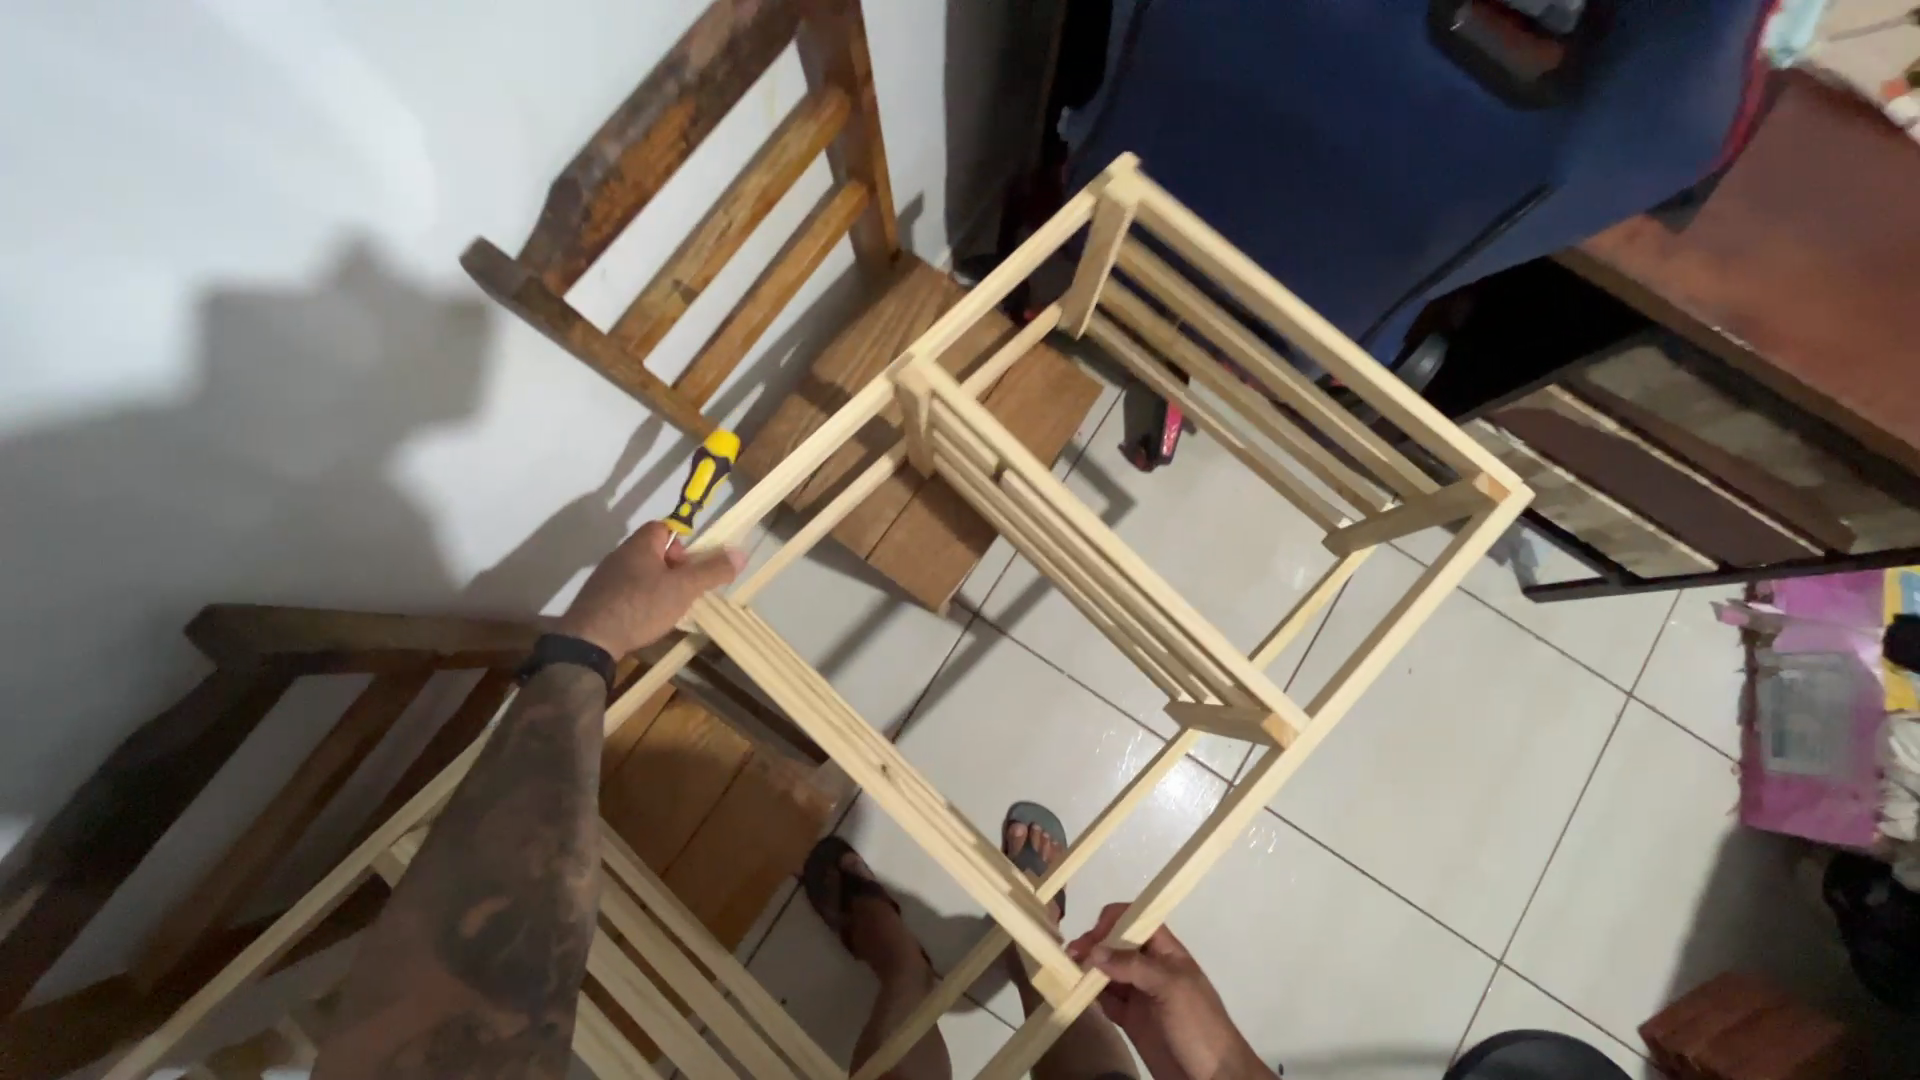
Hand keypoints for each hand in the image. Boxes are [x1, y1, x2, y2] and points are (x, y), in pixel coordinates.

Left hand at [555, 521, 744, 656]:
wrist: (589, 641)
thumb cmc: (640, 606)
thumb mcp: (684, 588)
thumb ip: (712, 571)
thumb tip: (740, 552)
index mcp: (639, 545)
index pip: (663, 528)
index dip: (682, 543)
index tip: (691, 565)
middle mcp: (620, 556)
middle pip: (654, 552)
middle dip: (674, 569)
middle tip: (685, 590)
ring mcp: (605, 579)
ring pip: (641, 574)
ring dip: (658, 587)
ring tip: (669, 608)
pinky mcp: (597, 600)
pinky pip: (626, 593)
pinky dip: (640, 602)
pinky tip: (646, 620)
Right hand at [1067, 905, 1266, 1079]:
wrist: (1215, 1079)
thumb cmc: (1200, 1025)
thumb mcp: (1172, 988)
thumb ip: (1133, 966)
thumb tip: (1095, 951)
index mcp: (1165, 952)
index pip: (1136, 921)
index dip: (1113, 922)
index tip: (1095, 937)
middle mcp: (1150, 968)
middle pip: (1116, 944)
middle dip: (1094, 944)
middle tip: (1072, 956)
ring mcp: (1140, 994)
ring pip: (1107, 971)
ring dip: (1088, 967)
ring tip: (1068, 972)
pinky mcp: (1131, 1020)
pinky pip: (1106, 999)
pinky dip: (1091, 993)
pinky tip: (1077, 992)